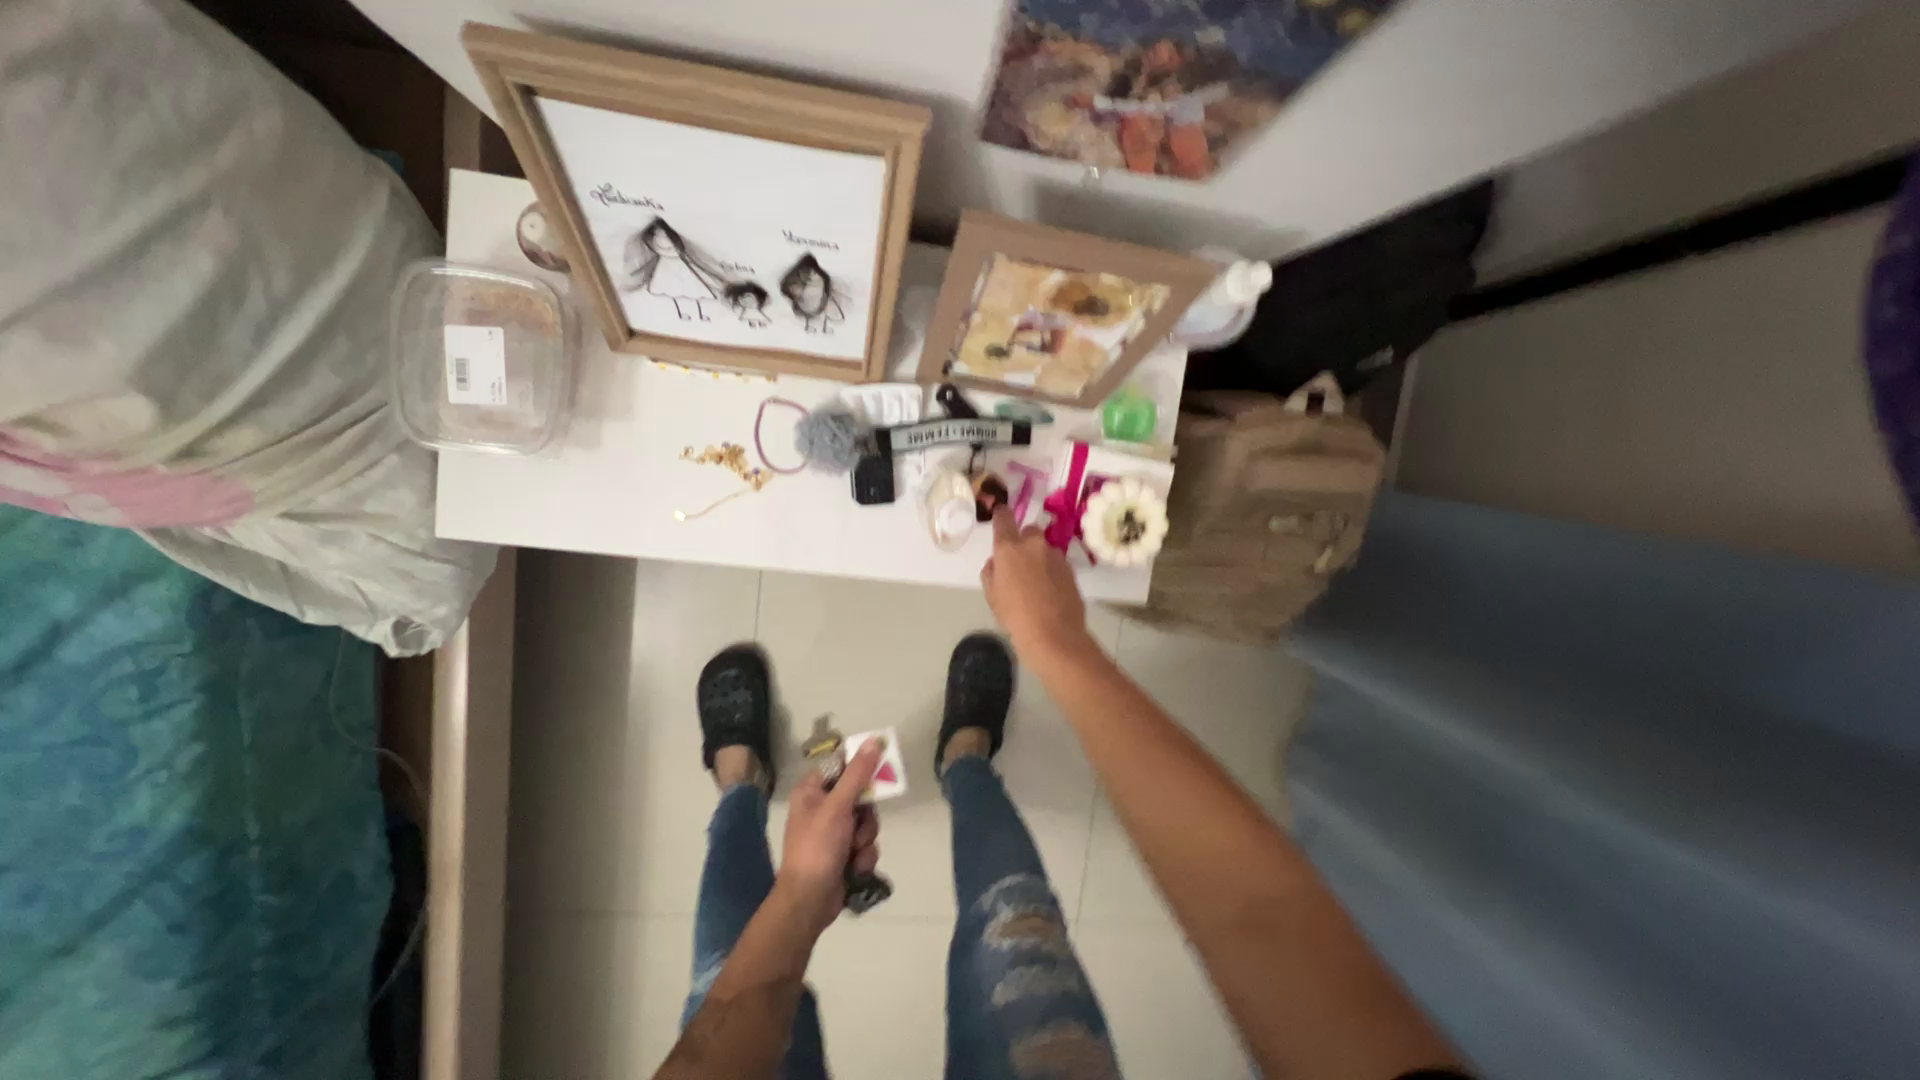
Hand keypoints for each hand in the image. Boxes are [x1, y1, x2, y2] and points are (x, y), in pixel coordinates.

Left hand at [776, 740, 883, 934]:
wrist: (809, 901)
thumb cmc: (817, 848)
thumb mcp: (837, 807)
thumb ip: (857, 774)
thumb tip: (873, 741)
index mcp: (811, 792)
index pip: (841, 767)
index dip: (860, 768)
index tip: (879, 769)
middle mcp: (822, 808)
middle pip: (859, 795)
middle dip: (866, 815)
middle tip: (860, 824)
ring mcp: (833, 833)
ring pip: (866, 822)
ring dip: (866, 838)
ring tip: (855, 852)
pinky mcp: (844, 854)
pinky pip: (865, 844)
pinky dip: (863, 856)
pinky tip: (855, 867)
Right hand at [981, 506, 1094, 662]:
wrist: (1053, 635)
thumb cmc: (1015, 616)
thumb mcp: (992, 596)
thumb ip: (991, 572)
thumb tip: (996, 562)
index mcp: (1009, 548)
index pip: (1004, 517)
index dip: (1001, 515)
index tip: (1001, 517)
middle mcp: (1034, 545)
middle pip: (1028, 531)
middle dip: (1023, 542)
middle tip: (1019, 564)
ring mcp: (1055, 555)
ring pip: (1044, 548)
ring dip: (1040, 557)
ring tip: (1037, 583)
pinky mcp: (1071, 569)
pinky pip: (1057, 563)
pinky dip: (1052, 571)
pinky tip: (1050, 591)